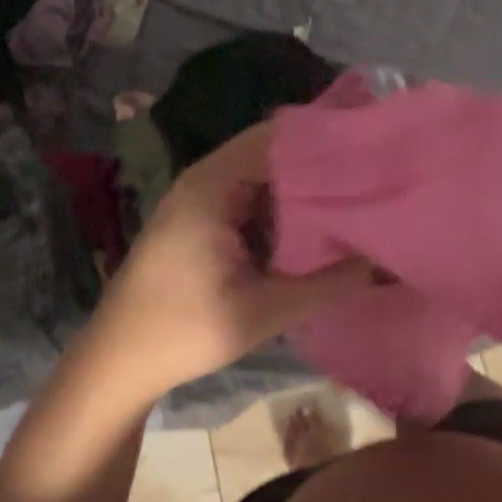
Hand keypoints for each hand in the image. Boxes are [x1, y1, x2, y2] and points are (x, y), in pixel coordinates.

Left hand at [66, 123, 375, 403]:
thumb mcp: (266, 311)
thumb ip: (330, 284)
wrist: (118, 363)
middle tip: (377, 183)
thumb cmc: (185, 331)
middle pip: (275, 155)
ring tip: (360, 202)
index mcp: (214, 184)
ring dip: (304, 192)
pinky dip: (283, 211)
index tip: (377, 155)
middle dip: (323, 169)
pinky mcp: (200, 223)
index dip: (329, 143)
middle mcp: (205, 180)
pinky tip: (318, 230)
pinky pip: (250, 202)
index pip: (282, 139)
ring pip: (265, 180)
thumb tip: (383, 263)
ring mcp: (200, 201)